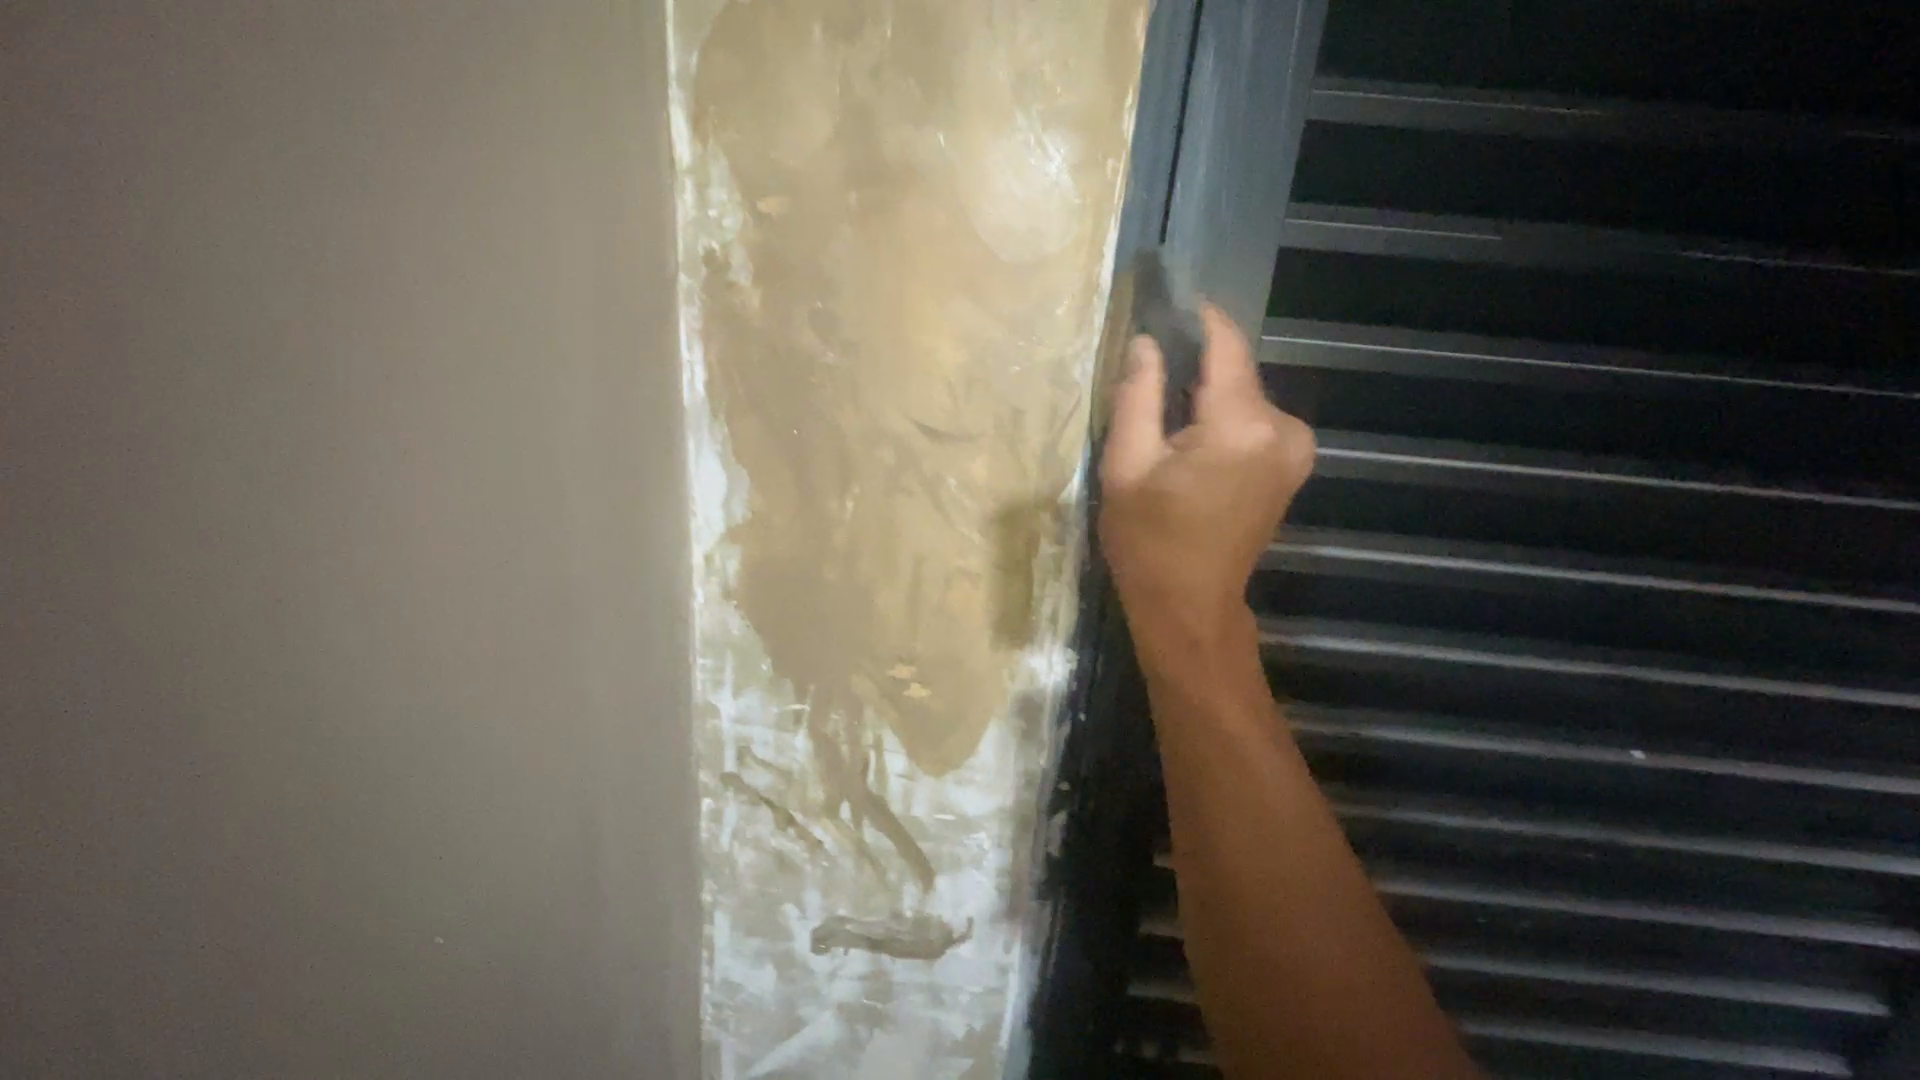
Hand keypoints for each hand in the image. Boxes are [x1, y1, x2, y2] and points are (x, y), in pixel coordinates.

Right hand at [1099, 305, 1315, 660]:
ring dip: (1207, 397)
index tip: (1165, 302)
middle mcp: (1283, 428)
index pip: (1226, 343)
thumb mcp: (1126, 467)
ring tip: (1163, 424)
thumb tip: (1146, 341)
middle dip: (1193, 367)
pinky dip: (1223, 420)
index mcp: (1241, 425)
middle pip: (1234, 370)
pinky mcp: (1292, 465)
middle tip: (1145, 379)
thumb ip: (1139, 395)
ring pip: (1243, 395)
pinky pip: (1254, 420)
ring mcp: (1296, 449)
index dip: (1197, 317)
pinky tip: (1190, 446)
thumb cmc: (1149, 542)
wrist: (1191, 607)